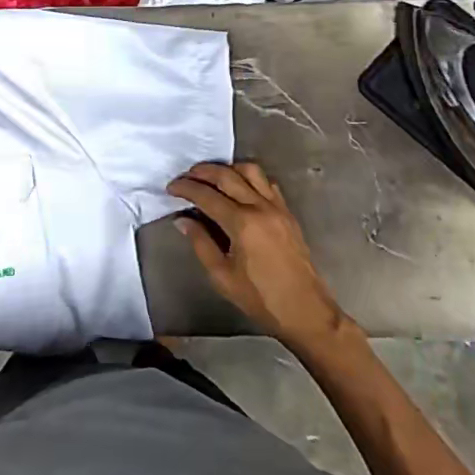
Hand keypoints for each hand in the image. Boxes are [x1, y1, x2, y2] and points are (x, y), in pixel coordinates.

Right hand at [169, 162, 351, 352]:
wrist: (302, 306)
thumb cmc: (259, 297)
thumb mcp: (222, 276)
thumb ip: (201, 243)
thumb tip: (183, 220)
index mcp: (242, 223)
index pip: (208, 196)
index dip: (187, 188)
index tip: (172, 187)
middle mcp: (260, 206)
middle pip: (228, 176)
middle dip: (204, 171)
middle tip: (187, 175)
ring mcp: (277, 206)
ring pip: (251, 171)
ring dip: (229, 168)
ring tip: (212, 176)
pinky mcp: (287, 211)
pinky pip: (267, 183)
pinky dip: (250, 178)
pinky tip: (241, 187)